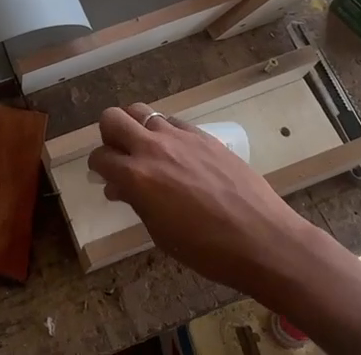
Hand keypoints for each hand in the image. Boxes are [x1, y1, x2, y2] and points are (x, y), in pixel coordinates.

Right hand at [87, 103, 315, 288]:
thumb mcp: (161, 233)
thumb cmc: (208, 250)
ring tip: (145, 148)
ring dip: (135, 126)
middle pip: (112, 118)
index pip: (100, 157)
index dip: (98, 167)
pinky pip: (171, 121)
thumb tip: (117, 187)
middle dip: (108, 135)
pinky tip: (177, 153)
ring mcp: (179, 137)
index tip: (104, 176)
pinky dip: (164, 132)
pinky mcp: (202, 134)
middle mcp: (152, 148)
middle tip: (120, 155)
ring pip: (140, 110)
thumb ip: (136, 202)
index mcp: (137, 177)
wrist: (263, 239)